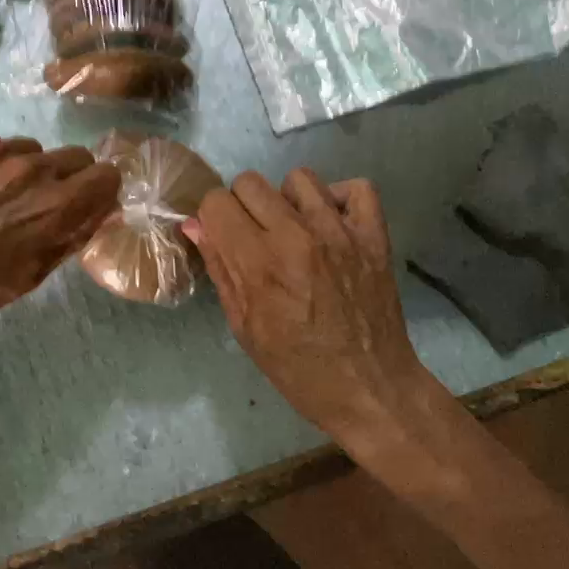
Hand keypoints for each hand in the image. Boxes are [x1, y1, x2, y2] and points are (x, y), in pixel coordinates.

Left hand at [0, 134, 120, 344]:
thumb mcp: (32, 275)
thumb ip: (74, 236)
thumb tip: (102, 209)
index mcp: (56, 206)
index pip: (107, 174)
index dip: (98, 192)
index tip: (84, 204)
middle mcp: (30, 169)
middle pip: (75, 155)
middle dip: (67, 179)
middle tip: (38, 205)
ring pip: (31, 149)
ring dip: (25, 170)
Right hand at [183, 169, 427, 440]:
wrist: (371, 390)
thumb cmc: (300, 370)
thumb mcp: (245, 328)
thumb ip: (220, 269)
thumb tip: (195, 225)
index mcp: (260, 264)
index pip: (217, 202)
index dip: (214, 218)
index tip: (224, 237)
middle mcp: (297, 236)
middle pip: (250, 182)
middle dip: (244, 206)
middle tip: (257, 238)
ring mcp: (340, 231)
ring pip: (298, 178)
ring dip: (289, 201)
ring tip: (297, 231)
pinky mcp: (373, 234)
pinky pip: (355, 187)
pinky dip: (340, 200)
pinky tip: (333, 225)